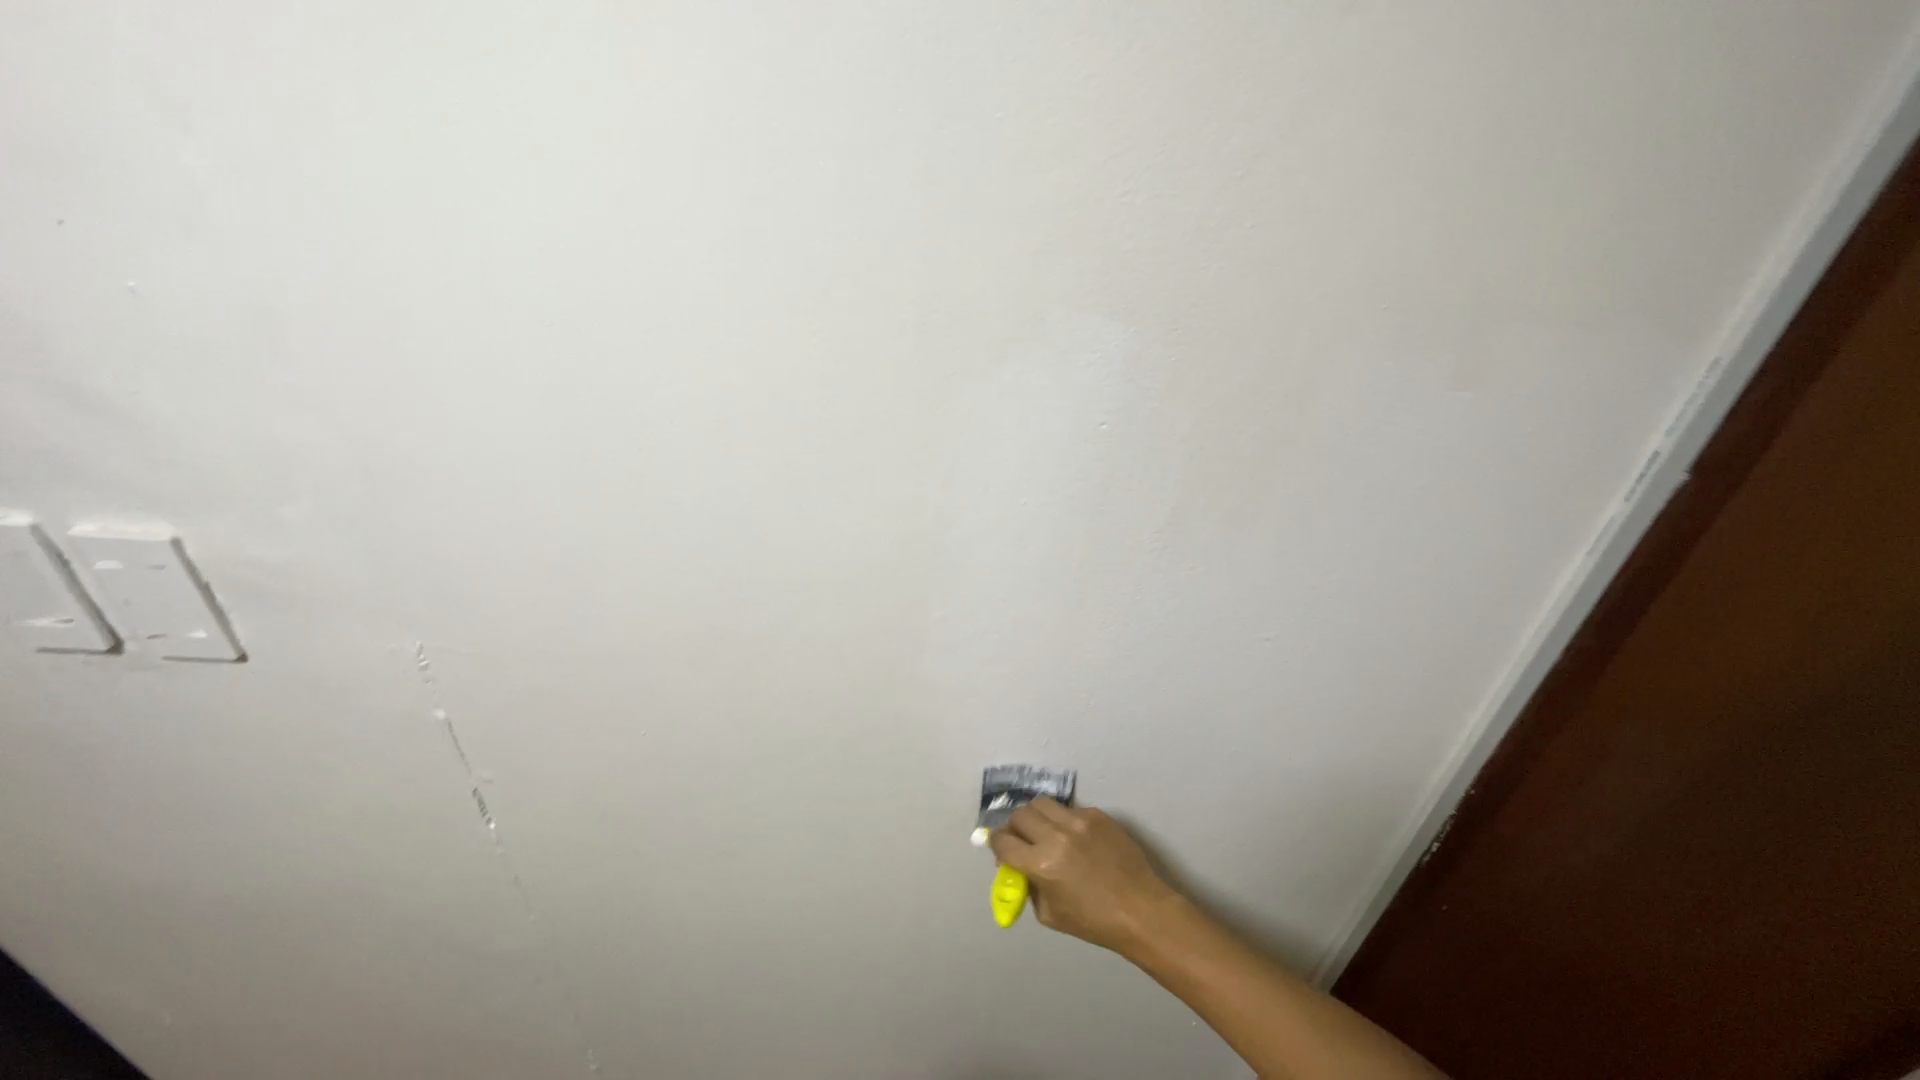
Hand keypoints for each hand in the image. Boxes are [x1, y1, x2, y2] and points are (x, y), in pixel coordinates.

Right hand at [988, 797, 1183, 953]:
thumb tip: (1017, 866)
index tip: (1001, 849)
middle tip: (1022, 840)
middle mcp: (1057, 835)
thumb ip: (1028, 885)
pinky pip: (1070, 809)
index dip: (996, 844)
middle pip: (1019, 814)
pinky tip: (1075, 838)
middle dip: (1014, 828)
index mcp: (1041, 863)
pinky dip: (1064, 821)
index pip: (1002, 841)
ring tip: (1045, 832)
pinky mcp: (1098, 815)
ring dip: (1037, 817)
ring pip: (1042, 803)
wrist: (1141, 910)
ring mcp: (1079, 821)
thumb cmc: (1094, 921)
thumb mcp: (1049, 914)